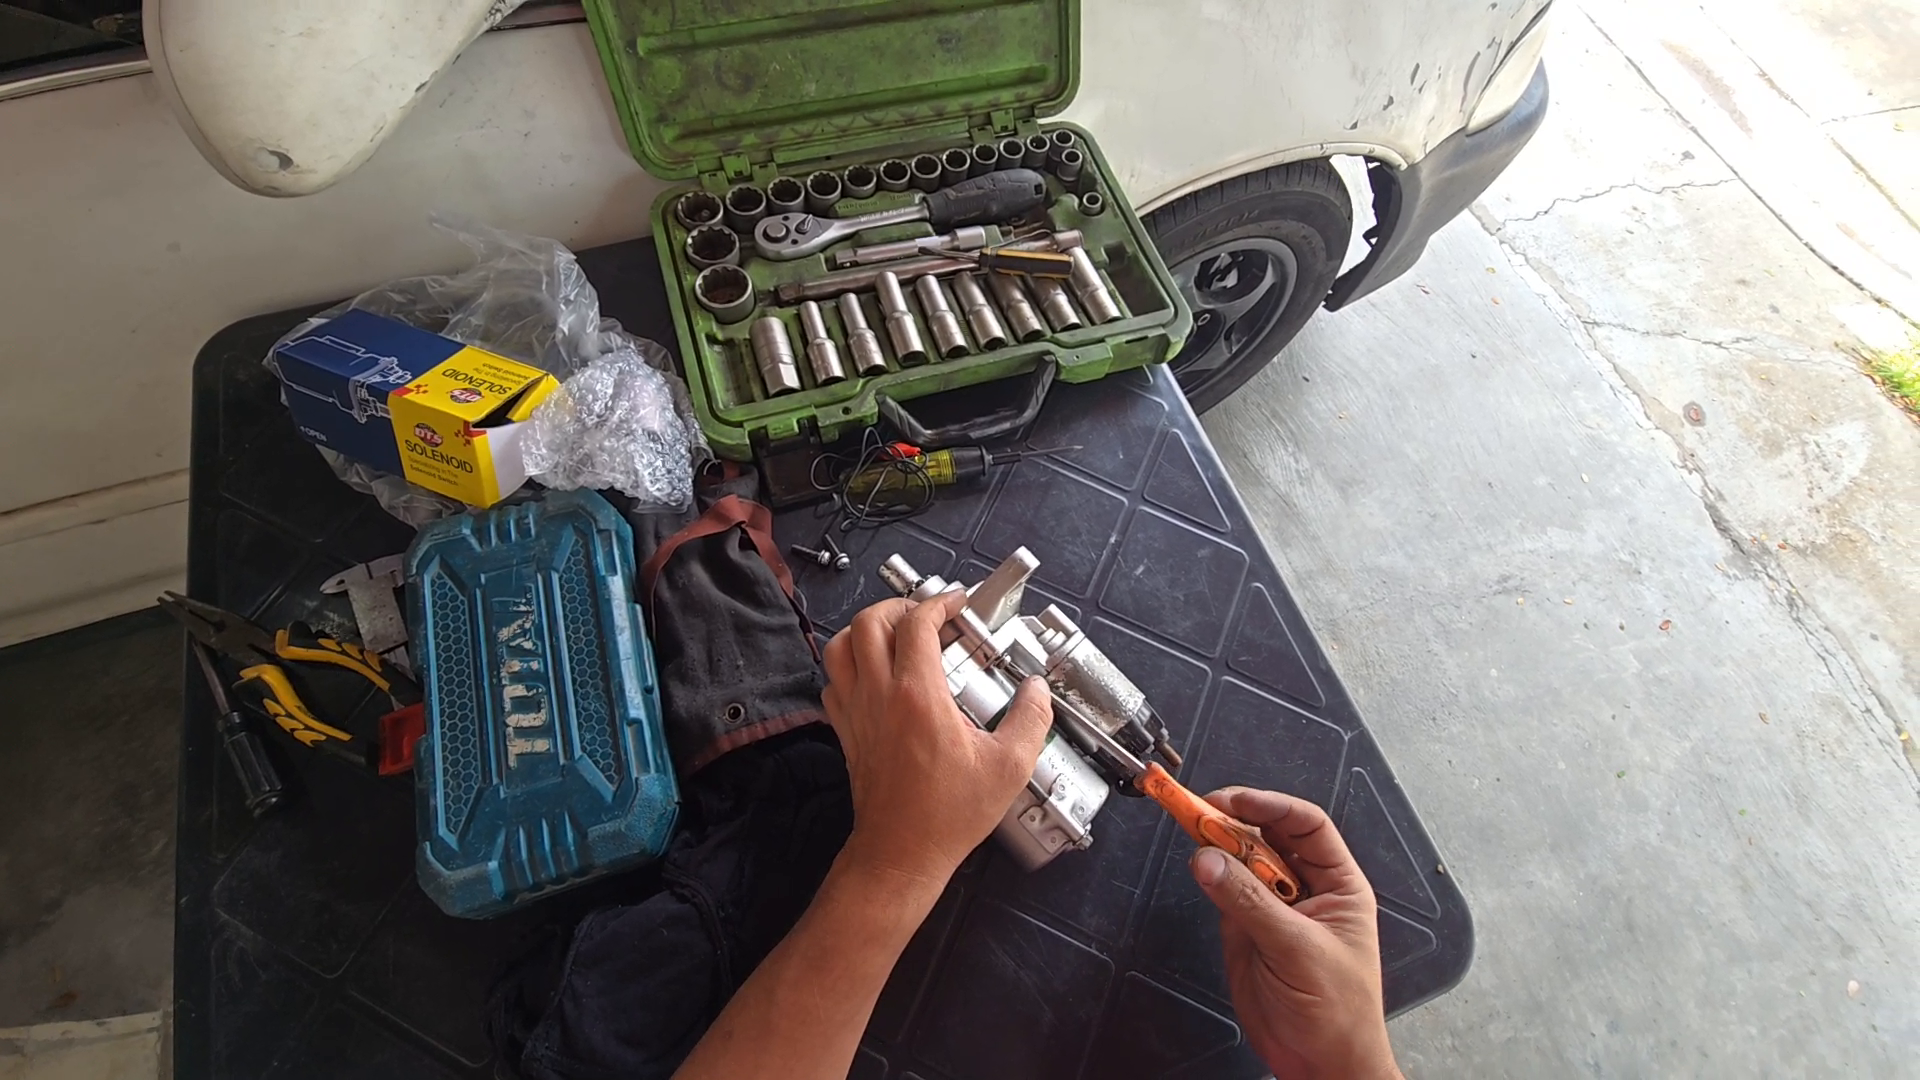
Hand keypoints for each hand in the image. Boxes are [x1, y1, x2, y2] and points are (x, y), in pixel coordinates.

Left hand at [821, 590, 1051, 885]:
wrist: (900, 854)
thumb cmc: (947, 814)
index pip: (918, 624)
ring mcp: (856, 711)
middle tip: (926, 613)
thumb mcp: (1008, 766)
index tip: (957, 602)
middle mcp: (879, 695)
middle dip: (898, 606)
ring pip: (840, 646)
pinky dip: (850, 665)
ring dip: (867, 629)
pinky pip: (833, 681)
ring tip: (896, 633)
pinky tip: (875, 674)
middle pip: (868, 622)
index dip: (939, 602)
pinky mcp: (845, 730)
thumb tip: (1037, 689)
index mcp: (918, 696)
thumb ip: (1030, 719)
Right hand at [1189, 788, 1401, 1079]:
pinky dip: (1207, 868)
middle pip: (1266, 832)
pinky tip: (1199, 865)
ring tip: (1195, 833)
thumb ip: (1250, 902)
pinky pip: (1221, 881)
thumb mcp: (1298, 950)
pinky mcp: (1242, 920)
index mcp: (1336, 884)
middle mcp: (1302, 885)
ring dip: (1217, 840)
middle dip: (1235, 818)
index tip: (1233, 801)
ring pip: (1239, 853)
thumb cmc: (1337, 1015)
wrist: (1319, 1067)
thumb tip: (1208, 858)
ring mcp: (1270, 901)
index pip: (1306, 824)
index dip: (1270, 805)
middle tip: (1202, 812)